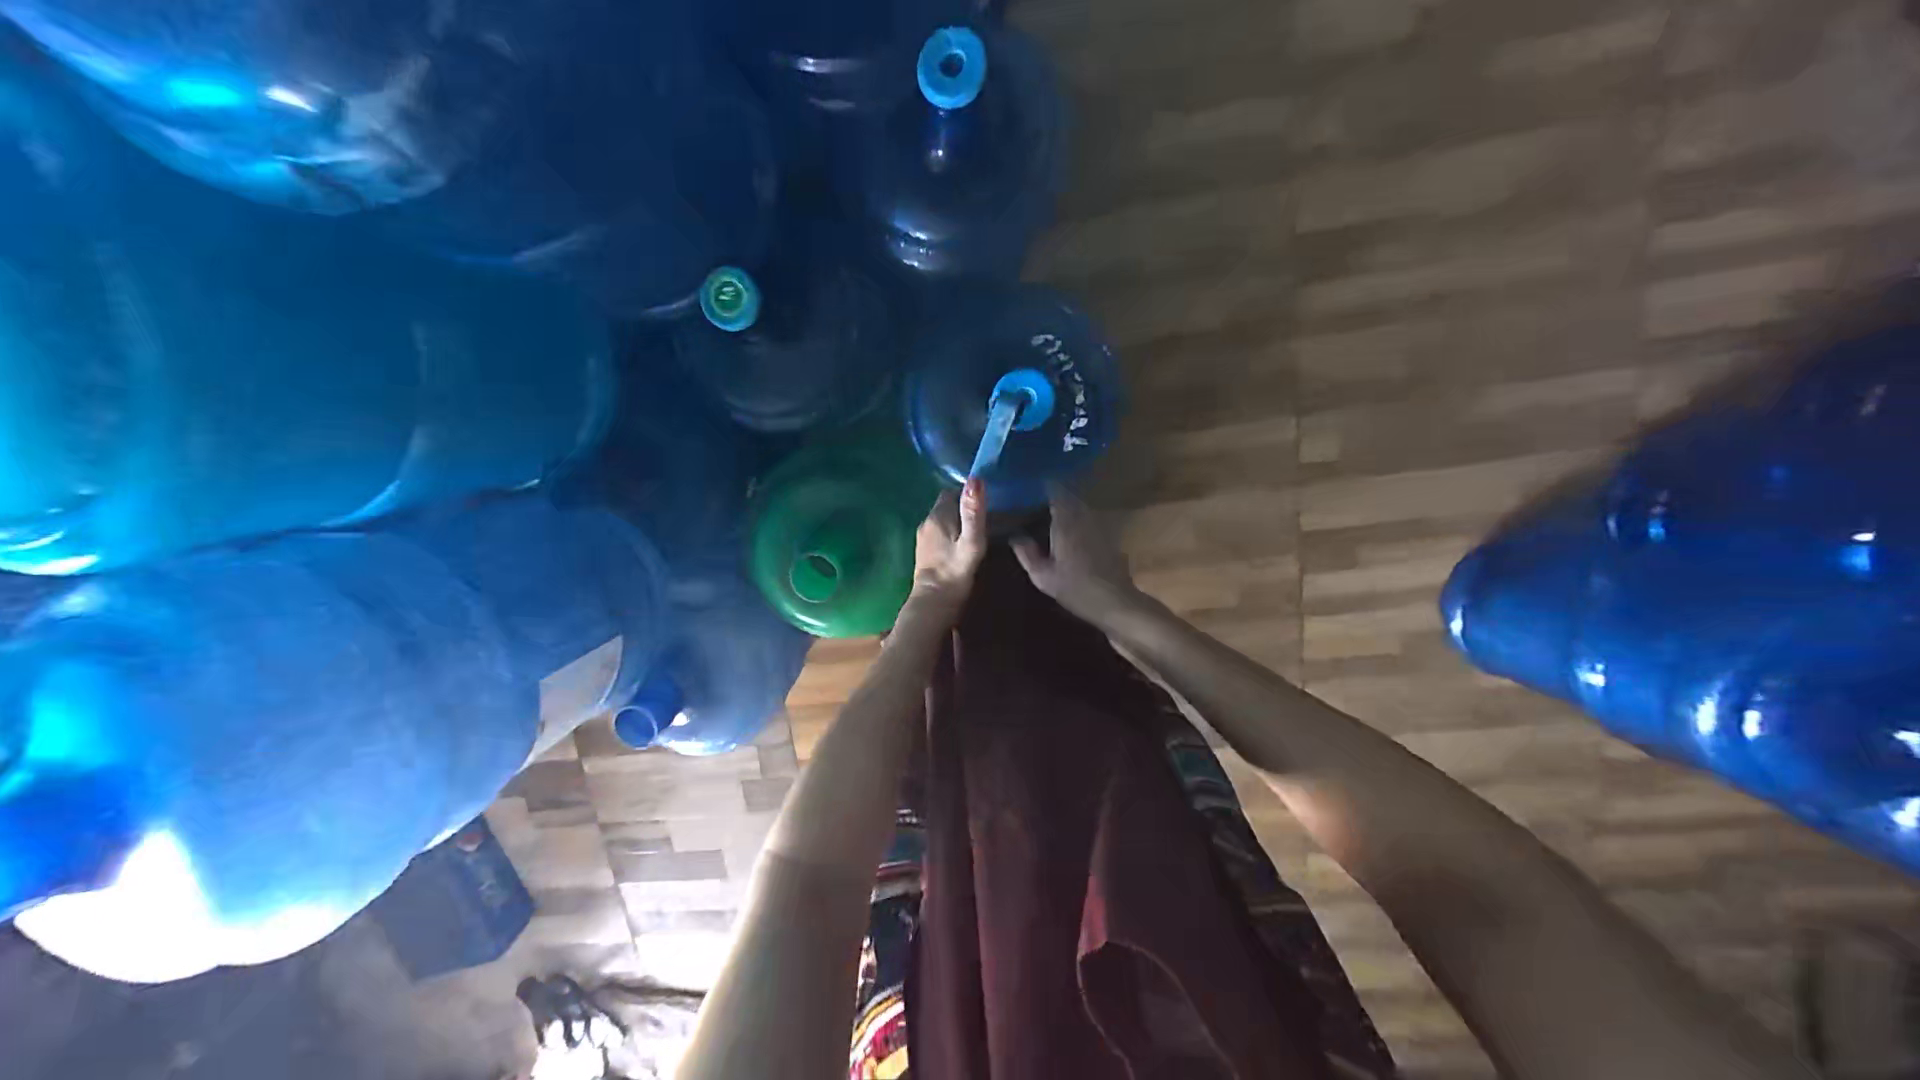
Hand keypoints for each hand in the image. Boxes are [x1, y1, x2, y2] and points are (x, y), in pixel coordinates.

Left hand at [904, 476, 987, 624]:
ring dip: (956, 520)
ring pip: (942, 519)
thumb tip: (976, 479)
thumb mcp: (972, 542)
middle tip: (985, 514)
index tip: (986, 500)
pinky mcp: (923, 551)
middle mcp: (926, 522)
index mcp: (937, 516)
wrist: (934, 603)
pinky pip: (938, 532)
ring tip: (976, 528)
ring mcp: (923, 537)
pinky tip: (962, 543)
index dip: (968, 494)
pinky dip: (950, 532)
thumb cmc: (955, 572)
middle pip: (946, 505)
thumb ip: (973, 512)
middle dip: (963, 506)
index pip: (952, 492)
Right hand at [1012, 484, 1146, 625]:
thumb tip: (1015, 536)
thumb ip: (1027, 553)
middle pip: (1068, 496)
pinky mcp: (1108, 538)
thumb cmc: (1076, 589)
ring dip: (1064, 507)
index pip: (1055, 489)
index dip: (1042, 483)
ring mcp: (1099, 526)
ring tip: (1045, 513)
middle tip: (1032, 498)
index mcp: (1066, 521)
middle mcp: (1084, 517)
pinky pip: (1087, 520)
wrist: (1116, 604)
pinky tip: (1066, 533)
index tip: (1027, 482)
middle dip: (1051, 494)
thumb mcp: (1043, 576)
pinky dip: (1075, 521)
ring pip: (1079, 508)